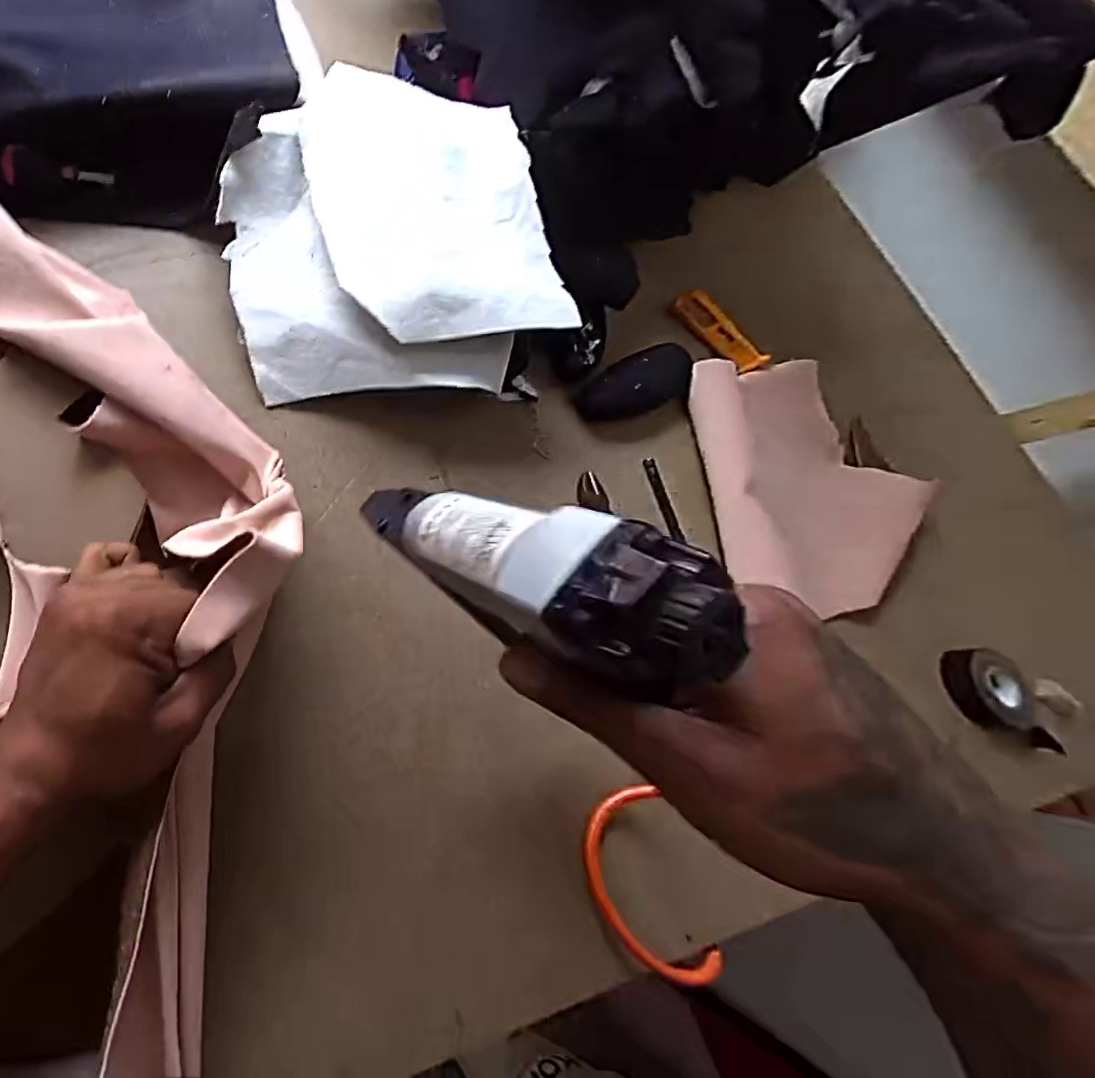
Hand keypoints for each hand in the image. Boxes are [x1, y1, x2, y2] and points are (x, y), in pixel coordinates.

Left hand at [0, 542, 234, 805]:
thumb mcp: (177, 728)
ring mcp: (75, 589)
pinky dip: (123, 574)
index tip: (194, 668)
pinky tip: (125, 609)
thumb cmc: (102, 754)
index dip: (206, 636)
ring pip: (143, 572)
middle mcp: (99, 592)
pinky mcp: (62, 596)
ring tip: (144, 648)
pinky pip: (103, 560)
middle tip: (170, 668)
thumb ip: (213, 674)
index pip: (196, 601)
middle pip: (170, 584)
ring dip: (155, 602)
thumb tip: (223, 639)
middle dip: (181, 621)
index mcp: (127, 621)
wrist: (33, 765)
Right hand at [502, 584, 1032, 913]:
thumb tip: (511, 658)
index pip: (622, 590)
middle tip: (590, 699)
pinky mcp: (792, 654)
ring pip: (670, 630)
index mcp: (739, 614)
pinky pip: (702, 645)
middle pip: (642, 608)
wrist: (946, 868)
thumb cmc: (811, 813)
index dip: (566, 611)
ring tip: (638, 717)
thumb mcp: (683, 763)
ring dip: (639, 665)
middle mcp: (761, 604)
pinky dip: (673, 673)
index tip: (524, 636)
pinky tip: (682, 719)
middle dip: (603, 649)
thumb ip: (594, 704)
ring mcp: (782, 628)